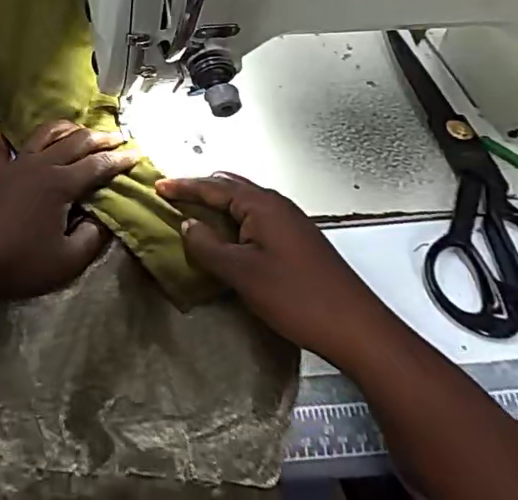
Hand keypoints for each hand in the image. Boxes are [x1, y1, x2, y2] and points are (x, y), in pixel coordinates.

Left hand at [0, 121, 137, 301]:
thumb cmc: (23, 263)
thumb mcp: (69, 260)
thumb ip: (93, 236)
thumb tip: (103, 218)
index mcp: (60, 184)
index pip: (97, 165)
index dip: (119, 159)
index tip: (137, 154)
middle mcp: (40, 165)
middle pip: (74, 142)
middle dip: (99, 138)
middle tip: (118, 136)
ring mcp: (15, 165)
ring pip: (44, 135)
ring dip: (65, 129)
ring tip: (80, 128)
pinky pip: (0, 145)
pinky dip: (4, 132)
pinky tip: (4, 122)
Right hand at [157, 174, 396, 362]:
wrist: (359, 331)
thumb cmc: (298, 298)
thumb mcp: (242, 273)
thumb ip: (208, 246)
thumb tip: (188, 225)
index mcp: (261, 205)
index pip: (212, 186)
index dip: (182, 186)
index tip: (159, 187)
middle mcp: (277, 205)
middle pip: (230, 186)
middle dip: (201, 189)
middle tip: (175, 197)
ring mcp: (292, 222)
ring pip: (245, 202)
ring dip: (219, 205)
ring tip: (196, 215)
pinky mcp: (300, 241)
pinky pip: (257, 217)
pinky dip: (235, 219)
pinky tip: (228, 238)